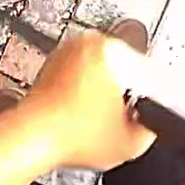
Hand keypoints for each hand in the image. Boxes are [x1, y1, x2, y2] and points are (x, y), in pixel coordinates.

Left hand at [16, 29, 153, 170]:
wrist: (32, 136)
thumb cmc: (71, 133)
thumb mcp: (128, 143)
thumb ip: (150, 130)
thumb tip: (150, 125)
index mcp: (113, 49)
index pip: (146, 70)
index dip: (151, 98)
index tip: (150, 111)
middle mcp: (90, 42)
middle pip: (123, 69)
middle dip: (126, 93)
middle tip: (127, 119)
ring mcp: (69, 49)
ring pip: (101, 72)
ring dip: (105, 93)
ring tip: (103, 120)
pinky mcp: (53, 62)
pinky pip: (80, 76)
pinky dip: (84, 93)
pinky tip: (84, 117)